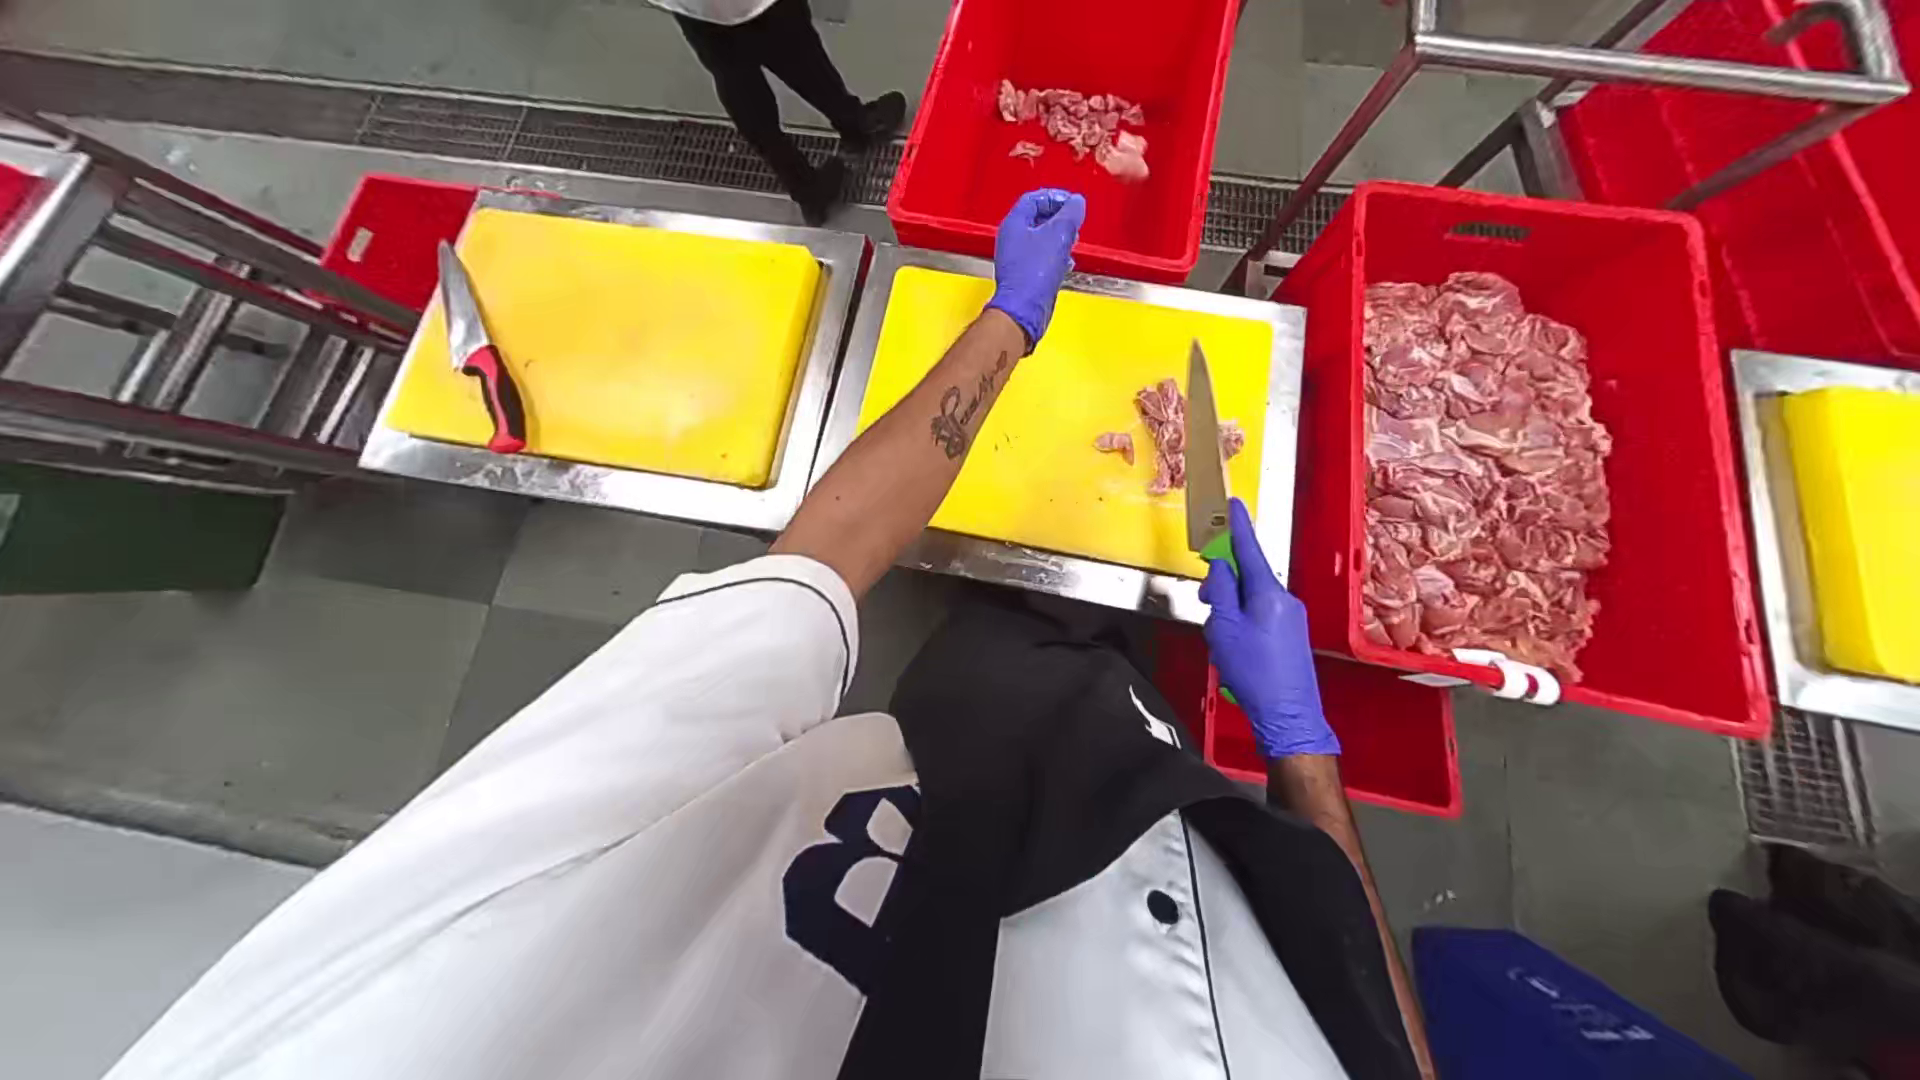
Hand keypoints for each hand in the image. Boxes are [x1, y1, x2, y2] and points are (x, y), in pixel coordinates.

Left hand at [985, 188, 1085, 352]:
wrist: (1024, 310)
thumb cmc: (1035, 273)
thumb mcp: (1059, 234)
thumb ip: (1070, 214)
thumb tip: (1077, 203)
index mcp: (1014, 223)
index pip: (1034, 198)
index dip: (1056, 197)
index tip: (1073, 203)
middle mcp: (1012, 240)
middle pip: (1037, 219)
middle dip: (1059, 219)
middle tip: (1074, 223)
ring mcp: (1016, 260)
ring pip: (1040, 241)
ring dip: (1059, 239)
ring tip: (1073, 242)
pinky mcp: (1024, 278)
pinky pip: (1041, 260)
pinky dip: (1055, 258)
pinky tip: (1066, 264)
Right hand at [1199, 498, 1338, 759]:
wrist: (1288, 714)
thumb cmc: (1253, 671)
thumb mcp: (1224, 627)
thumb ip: (1220, 591)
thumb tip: (1221, 566)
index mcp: (1269, 593)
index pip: (1250, 550)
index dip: (1239, 526)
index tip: (1235, 504)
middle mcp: (1285, 599)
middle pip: (1247, 576)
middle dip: (1223, 584)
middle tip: (1206, 605)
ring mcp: (1291, 617)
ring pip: (1250, 598)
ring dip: (1229, 608)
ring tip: (1220, 638)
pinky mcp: (1290, 634)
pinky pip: (1259, 614)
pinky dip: (1240, 621)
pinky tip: (1233, 646)